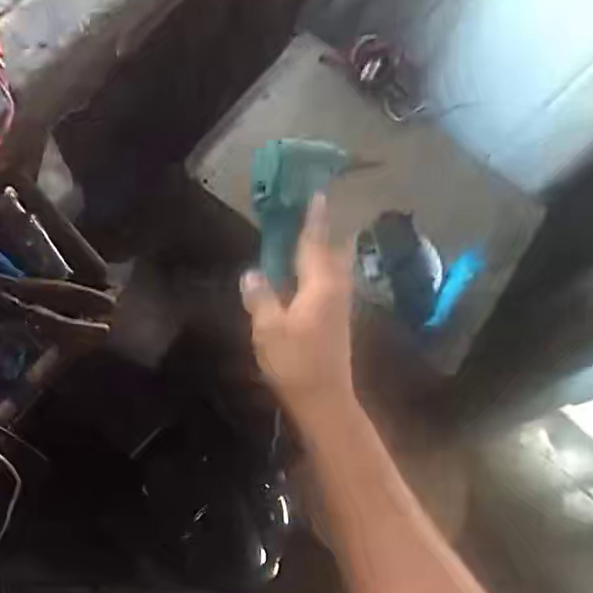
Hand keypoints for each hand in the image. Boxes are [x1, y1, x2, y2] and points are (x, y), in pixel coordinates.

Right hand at [240, 194, 356, 414]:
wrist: (324, 399)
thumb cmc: (295, 363)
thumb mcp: (268, 330)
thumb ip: (260, 298)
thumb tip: (252, 273)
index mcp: (320, 284)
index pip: (315, 241)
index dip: (313, 217)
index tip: (317, 192)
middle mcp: (336, 289)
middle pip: (332, 252)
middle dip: (322, 233)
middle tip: (309, 217)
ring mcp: (340, 307)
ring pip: (333, 270)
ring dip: (321, 254)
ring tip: (304, 245)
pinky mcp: (337, 323)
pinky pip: (330, 286)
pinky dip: (319, 275)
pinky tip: (304, 282)